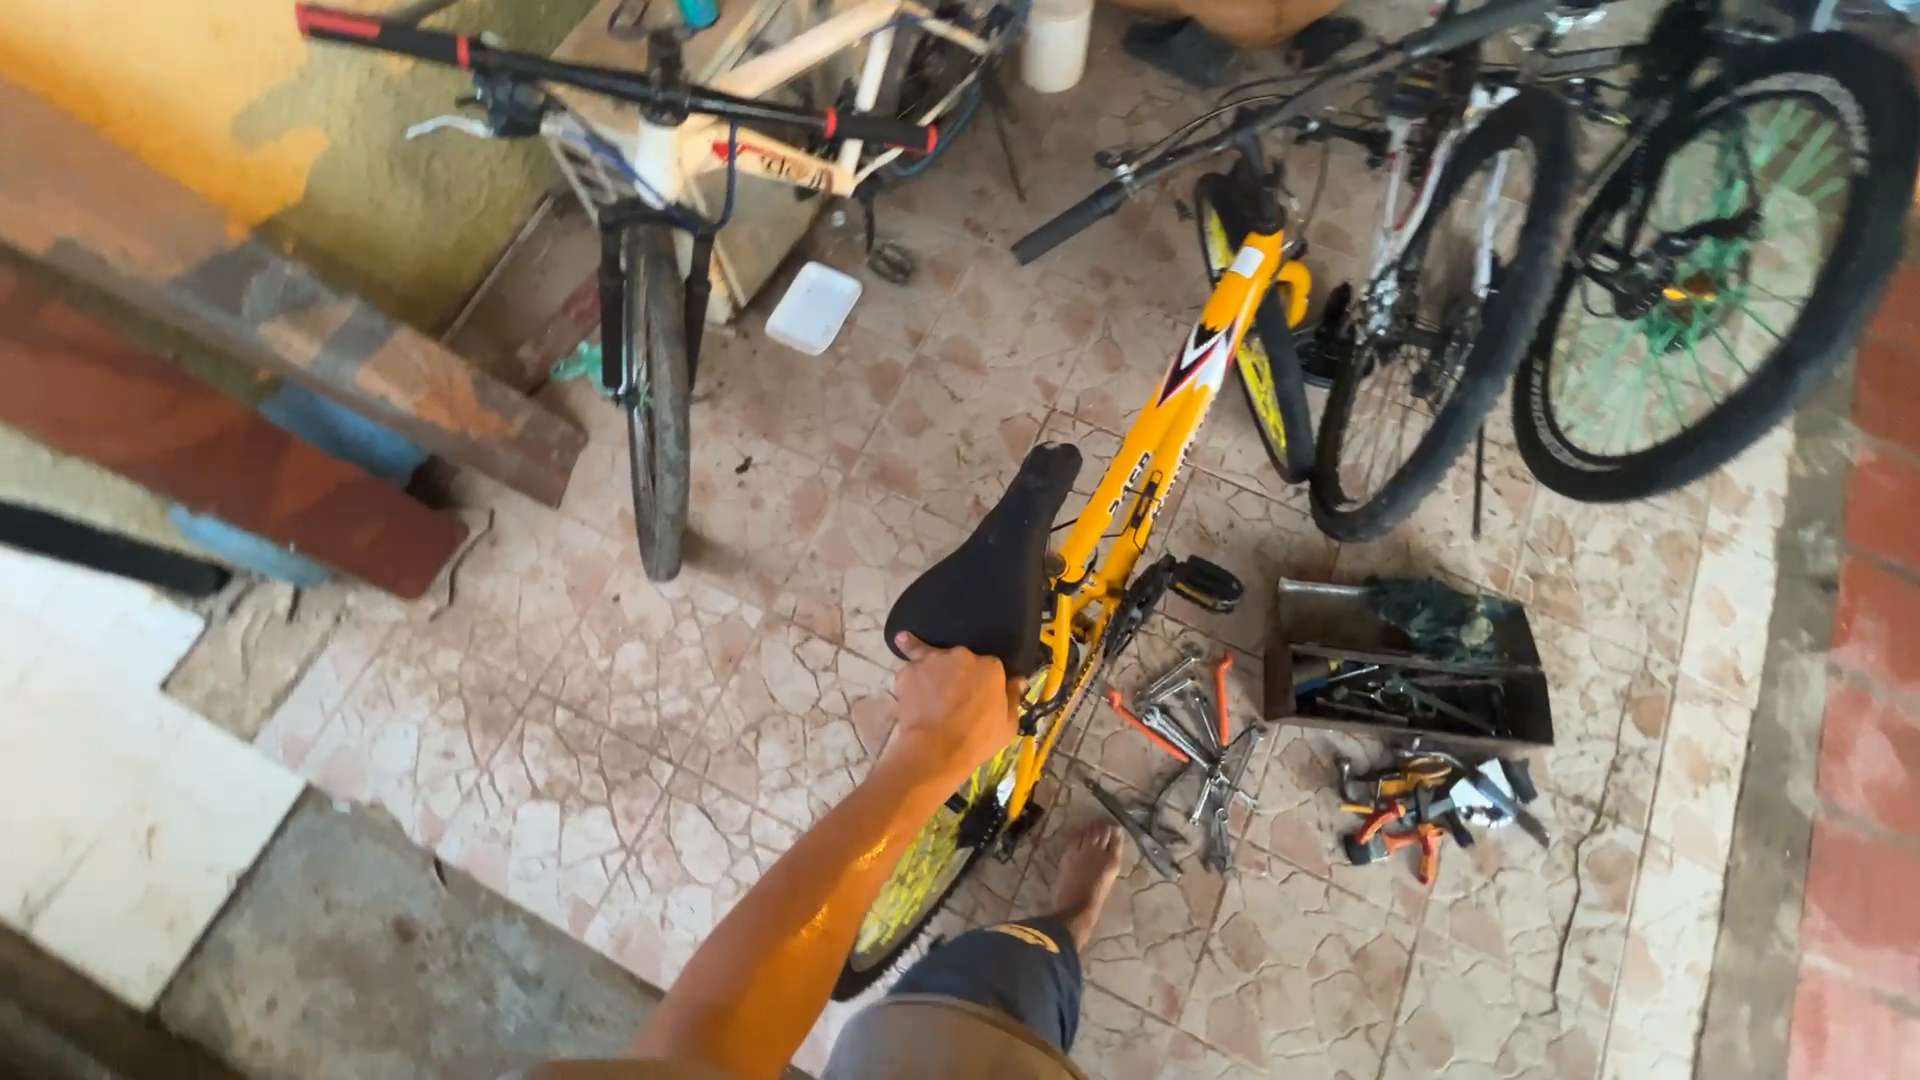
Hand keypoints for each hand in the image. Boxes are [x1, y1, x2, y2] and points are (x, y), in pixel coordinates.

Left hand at [882, 633, 1023, 780]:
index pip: (990, 666)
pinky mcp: (909, 671)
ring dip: (933, 670)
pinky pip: (911, 670)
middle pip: (962, 659)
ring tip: (927, 686)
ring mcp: (933, 660)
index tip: (979, 696)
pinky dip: (910, 676)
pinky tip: (906, 676)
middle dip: (959, 673)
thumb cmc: (978, 740)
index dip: (984, 681)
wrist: (936, 750)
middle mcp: (962, 655)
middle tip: (954, 697)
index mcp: (990, 666)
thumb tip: (1017, 681)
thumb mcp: (1008, 725)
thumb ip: (1013, 698)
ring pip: (934, 659)